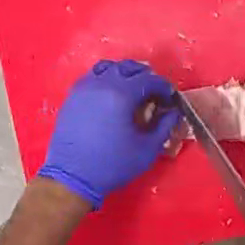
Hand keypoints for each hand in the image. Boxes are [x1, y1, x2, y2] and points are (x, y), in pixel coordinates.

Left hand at [37, 59, 182, 208]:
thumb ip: (164, 127)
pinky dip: (105, 80)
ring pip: (107, 68)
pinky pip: (91, 78)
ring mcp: (84, 88)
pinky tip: (110, 96)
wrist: (73, 177)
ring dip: (122, 74)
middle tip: (152, 91)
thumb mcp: (147, 150)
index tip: (168, 96)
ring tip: (130, 89)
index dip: (162, 86)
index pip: (148, 79)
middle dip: (143, 76)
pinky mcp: (72, 97)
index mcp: (121, 94)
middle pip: (127, 68)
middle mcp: (101, 84)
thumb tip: (172, 113)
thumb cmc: (112, 165)